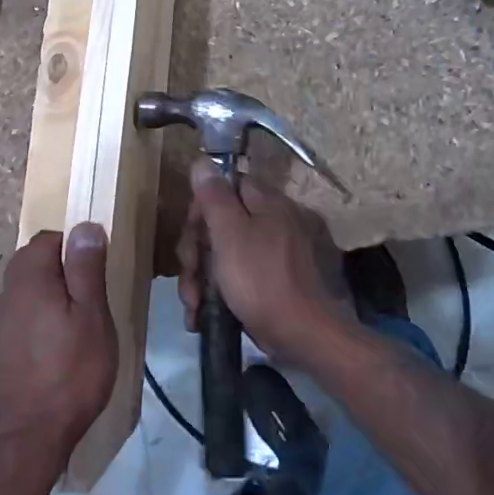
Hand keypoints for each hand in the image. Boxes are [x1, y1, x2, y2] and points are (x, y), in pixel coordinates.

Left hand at [0, 224, 117, 455]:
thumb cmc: (73, 368)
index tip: (100, 268)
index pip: (48, 239)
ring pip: (32, 286)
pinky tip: (67, 337)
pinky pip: (28, 310)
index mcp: (30, 279)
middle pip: (36, 260)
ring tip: (87, 315)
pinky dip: (48, 311)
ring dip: (58, 289)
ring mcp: (4, 321)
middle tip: (97, 291)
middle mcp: (10, 294)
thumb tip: (84, 226)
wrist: (34, 433)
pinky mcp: (6, 344)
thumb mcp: (92, 312)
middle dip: (66, 265)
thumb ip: (86, 267)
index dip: (76, 245)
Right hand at [176, 159, 355, 363]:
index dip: (202, 208)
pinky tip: (203, 318)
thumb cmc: (263, 279)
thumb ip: (215, 197)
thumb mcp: (231, 235)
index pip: (228, 186)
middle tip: (189, 279)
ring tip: (194, 308)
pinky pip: (239, 279)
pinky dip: (219, 296)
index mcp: (269, 204)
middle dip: (197, 253)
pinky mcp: (274, 284)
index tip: (191, 234)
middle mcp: (276, 223)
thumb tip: (203, 161)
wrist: (304, 333)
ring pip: (226, 256)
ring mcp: (277, 255)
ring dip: (201, 281)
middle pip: (223, 224)